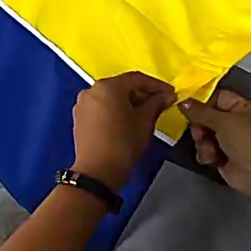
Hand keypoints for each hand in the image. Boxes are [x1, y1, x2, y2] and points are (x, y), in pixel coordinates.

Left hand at [70, 72, 176, 188]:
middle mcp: (91, 90)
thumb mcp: (145, 122)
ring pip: (110, 97)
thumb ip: (156, 104)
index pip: (136, 78)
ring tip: (145, 114)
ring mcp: (82, 104)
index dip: (156, 85)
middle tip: (159, 104)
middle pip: (121, 86)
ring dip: (128, 102)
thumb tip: (166, 96)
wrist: (97, 171)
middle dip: (142, 94)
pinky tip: (126, 121)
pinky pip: (101, 107)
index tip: (171, 93)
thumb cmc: (124, 143)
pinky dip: (114, 110)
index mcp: (107, 86)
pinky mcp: (79, 117)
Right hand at [180, 89, 250, 198]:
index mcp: (245, 108)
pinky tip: (209, 159)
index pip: (219, 97)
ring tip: (208, 150)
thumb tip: (182, 102)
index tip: (186, 108)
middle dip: (200, 126)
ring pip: (207, 135)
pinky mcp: (228, 159)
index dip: (202, 102)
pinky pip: (209, 151)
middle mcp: (240, 123)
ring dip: (203, 143)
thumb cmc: (249, 141)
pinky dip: (207, 154)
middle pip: (210, 118)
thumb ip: (200, 111)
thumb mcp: (224, 121)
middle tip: (198, 133)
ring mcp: (234, 142)